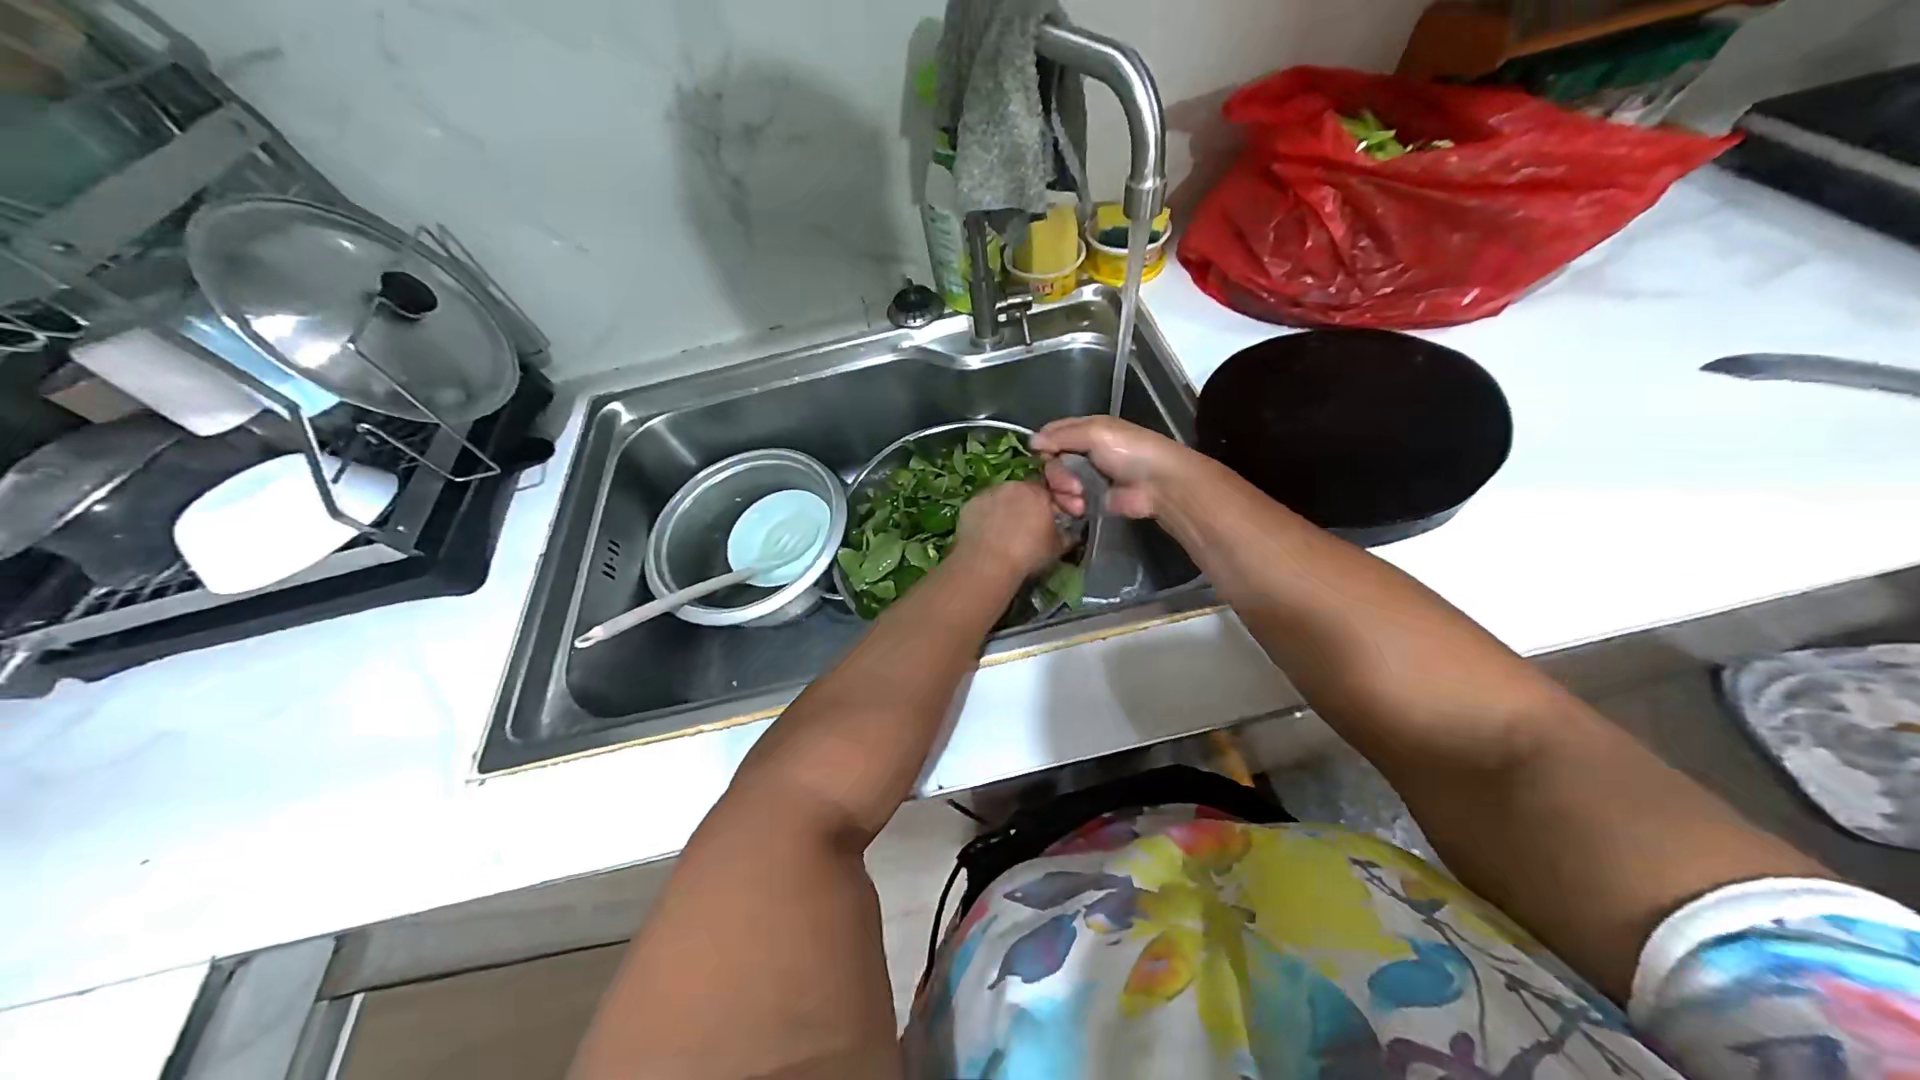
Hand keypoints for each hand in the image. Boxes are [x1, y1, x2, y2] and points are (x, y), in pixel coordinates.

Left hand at [952, 479, 1066, 579]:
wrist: (988, 563)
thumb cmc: (1028, 554)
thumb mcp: (1056, 548)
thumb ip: (1065, 535)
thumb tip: (1071, 533)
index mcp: (1038, 493)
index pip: (1047, 492)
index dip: (1047, 506)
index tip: (1047, 522)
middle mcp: (1013, 486)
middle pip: (1022, 492)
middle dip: (1024, 505)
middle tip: (1024, 528)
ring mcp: (989, 493)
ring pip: (1000, 498)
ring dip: (1003, 509)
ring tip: (1003, 533)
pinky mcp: (970, 504)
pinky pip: (982, 508)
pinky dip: (985, 517)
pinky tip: (985, 535)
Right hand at [1031, 416, 1201, 519]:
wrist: (1158, 484)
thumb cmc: (1129, 451)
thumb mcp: (1096, 433)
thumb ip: (1061, 435)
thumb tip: (1031, 441)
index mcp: (1086, 429)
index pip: (1052, 433)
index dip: (1044, 444)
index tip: (1041, 455)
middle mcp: (1083, 451)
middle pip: (1051, 461)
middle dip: (1056, 474)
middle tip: (1071, 483)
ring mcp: (1085, 477)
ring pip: (1056, 483)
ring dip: (1063, 491)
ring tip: (1079, 497)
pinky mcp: (1090, 499)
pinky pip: (1066, 500)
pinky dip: (1070, 504)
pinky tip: (1080, 507)